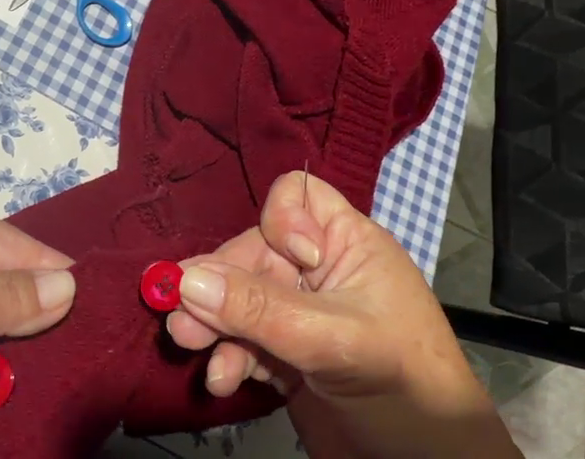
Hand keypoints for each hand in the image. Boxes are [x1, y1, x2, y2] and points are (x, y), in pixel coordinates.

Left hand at [0, 200, 75, 451]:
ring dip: (25, 365)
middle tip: (97, 362)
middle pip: (20, 297)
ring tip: (72, 388)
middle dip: (50, 329)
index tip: (111, 318)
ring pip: (3, 340)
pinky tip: (31, 405)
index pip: (28, 252)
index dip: (67, 282)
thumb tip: (71, 286)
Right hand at [164, 171, 518, 458]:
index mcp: (348, 244)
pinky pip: (245, 343)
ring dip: (213, 323)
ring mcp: (302, 316)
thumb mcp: (335, 342)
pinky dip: (228, 358)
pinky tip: (220, 380)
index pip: (299, 199)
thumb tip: (186, 279)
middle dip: (219, 283)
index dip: (279, 220)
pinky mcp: (289, 358)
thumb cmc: (406, 386)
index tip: (281, 257)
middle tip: (177, 311)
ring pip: (242, 301)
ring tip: (186, 345)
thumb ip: (261, 310)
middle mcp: (320, 271)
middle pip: (254, 255)